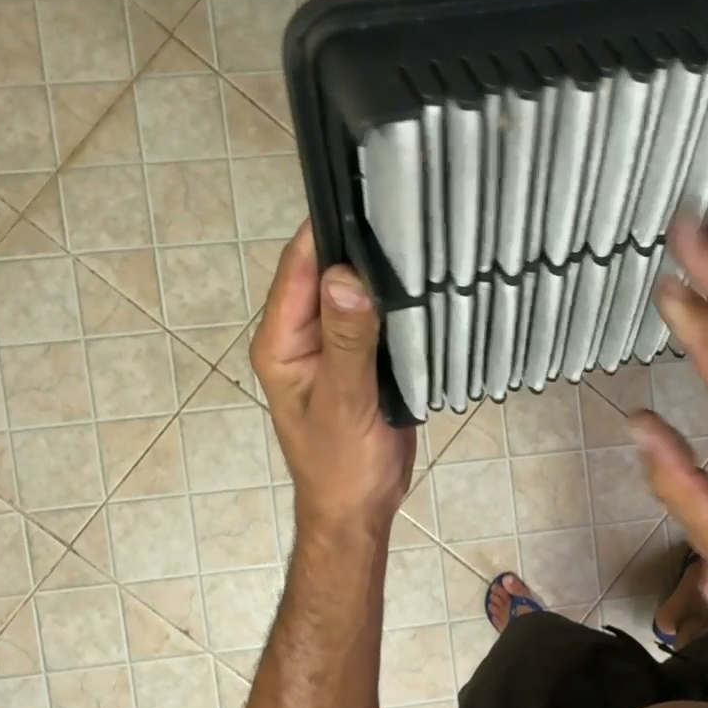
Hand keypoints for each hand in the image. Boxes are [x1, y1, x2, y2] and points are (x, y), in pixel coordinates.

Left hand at [251, 223, 416, 536]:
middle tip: (412, 217)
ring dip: (383, 276)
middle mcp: (303, 335)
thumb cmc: (342, 466)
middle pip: (328, 273)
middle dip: (362, 248)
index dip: (329, 230)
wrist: (360, 510)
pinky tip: (426, 288)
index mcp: (281, 341)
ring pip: (356, 295)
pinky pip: (378, 321)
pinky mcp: (363, 361)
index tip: (372, 197)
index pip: (299, 267)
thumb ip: (346, 342)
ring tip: (426, 244)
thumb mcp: (343, 403)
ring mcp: (334, 347)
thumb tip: (346, 276)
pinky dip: (397, 306)